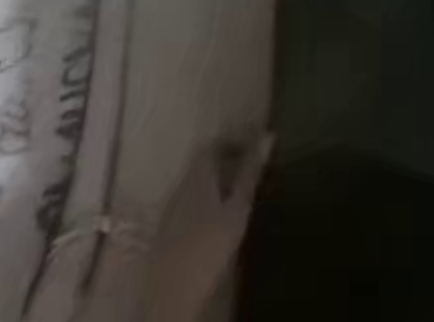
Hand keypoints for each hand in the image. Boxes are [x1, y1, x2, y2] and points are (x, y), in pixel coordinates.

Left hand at [139, 133, 272, 321]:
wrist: (171, 295)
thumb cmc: (210, 246)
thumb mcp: (238, 208)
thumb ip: (250, 173)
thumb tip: (267, 138)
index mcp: (197, 176)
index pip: (212, 145)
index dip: (233, 140)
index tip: (253, 146)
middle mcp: (180, 186)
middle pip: (202, 163)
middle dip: (226, 161)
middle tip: (250, 168)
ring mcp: (170, 209)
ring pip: (195, 183)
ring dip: (216, 181)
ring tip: (240, 192)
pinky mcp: (167, 231)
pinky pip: (189, 201)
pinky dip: (206, 199)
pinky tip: (219, 216)